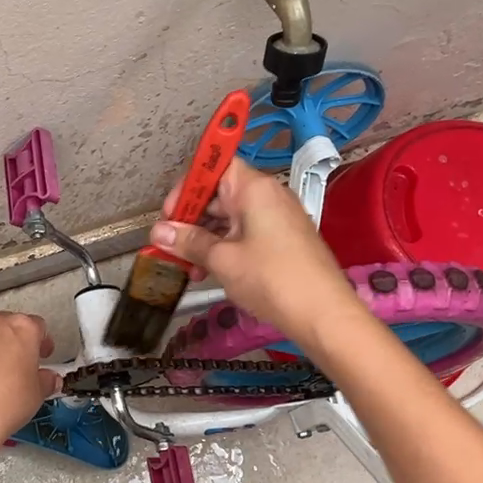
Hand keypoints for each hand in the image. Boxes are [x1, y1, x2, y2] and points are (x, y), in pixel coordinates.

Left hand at [0, 313, 58, 462]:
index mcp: (21, 328)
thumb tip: (48, 379)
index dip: (42, 342)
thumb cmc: (4, 402)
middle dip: (15, 344)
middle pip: (7, 327)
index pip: (37, 326)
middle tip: (19, 367)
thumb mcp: (36, 395)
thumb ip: (45, 381)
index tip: (43, 356)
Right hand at [149, 157, 361, 343]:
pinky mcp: (280, 240)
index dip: (187, 186)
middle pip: (218, 193)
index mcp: (254, 189)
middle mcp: (267, 196)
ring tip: (187, 266)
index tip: (171, 213)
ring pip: (228, 217)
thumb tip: (159, 232)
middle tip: (170, 244)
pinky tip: (208, 271)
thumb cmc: (273, 280)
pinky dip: (222, 247)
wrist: (323, 315)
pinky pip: (243, 233)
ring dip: (203, 237)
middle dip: (190, 218)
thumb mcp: (222, 260)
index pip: (214, 167)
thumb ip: (188, 242)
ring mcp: (276, 218)